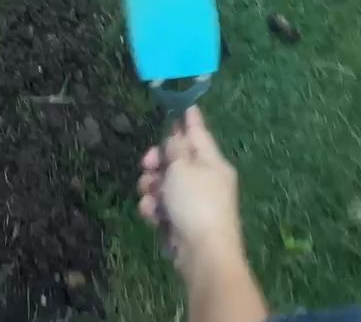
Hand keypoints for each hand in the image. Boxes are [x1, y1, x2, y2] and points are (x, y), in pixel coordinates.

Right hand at [135, 107, 244, 271]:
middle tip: (147, 164)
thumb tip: (177, 136)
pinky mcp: (185, 221)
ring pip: (165, 182)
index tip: (186, 104)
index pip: (198, 132)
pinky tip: (152, 215)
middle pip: (176, 158)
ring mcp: (196, 202)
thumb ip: (174, 148)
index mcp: (212, 163)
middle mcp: (206, 179)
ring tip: (150, 198)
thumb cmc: (195, 204)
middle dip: (157, 161)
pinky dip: (155, 207)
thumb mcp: (181, 167)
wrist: (204, 256)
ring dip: (152, 187)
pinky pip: (164, 204)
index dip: (189, 118)